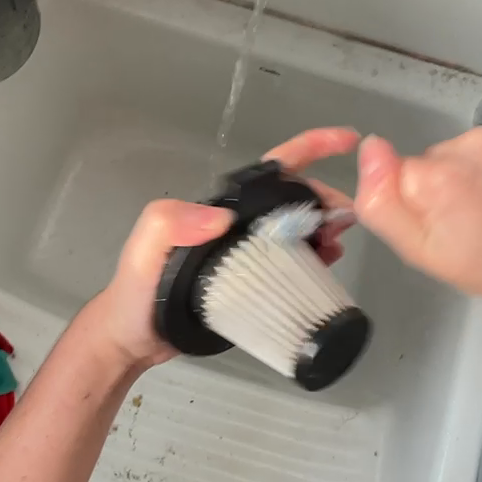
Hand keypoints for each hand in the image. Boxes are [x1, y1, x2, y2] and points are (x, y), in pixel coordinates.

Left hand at [82, 127, 362, 368]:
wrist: (133, 338)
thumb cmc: (137, 292)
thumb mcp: (144, 250)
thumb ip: (169, 224)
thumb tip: (221, 218)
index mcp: (218, 210)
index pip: (269, 171)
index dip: (309, 149)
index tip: (348, 142)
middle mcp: (236, 226)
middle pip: (293, 199)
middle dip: (326, 199)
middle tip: (347, 221)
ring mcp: (246, 254)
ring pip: (297, 229)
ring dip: (325, 228)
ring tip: (339, 244)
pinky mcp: (252, 283)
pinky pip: (292, 262)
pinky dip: (316, 258)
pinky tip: (327, 265)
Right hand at [352, 120, 481, 312]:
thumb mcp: (419, 252)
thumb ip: (381, 203)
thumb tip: (369, 145)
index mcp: (437, 177)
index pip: (398, 175)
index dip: (415, 203)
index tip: (441, 227)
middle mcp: (470, 143)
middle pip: (432, 160)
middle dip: (442, 186)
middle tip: (471, 222)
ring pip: (463, 149)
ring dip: (472, 172)